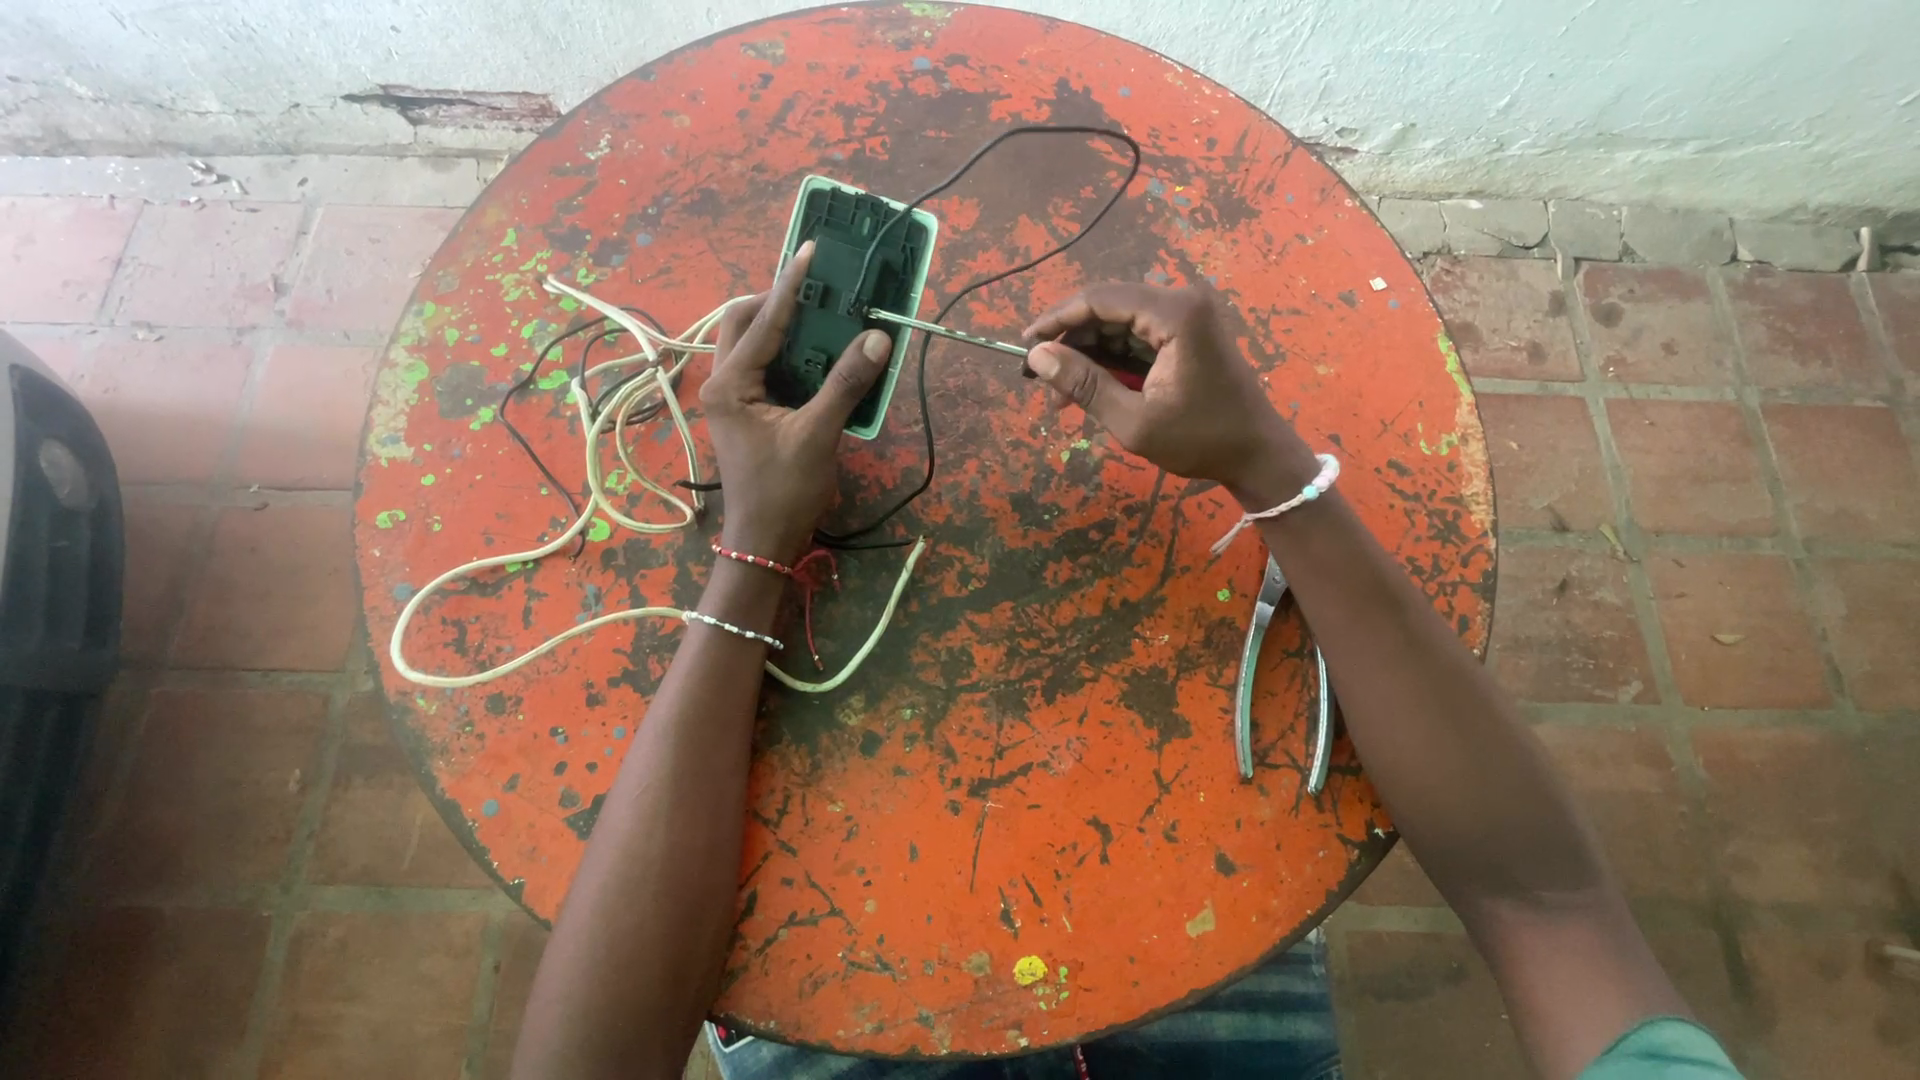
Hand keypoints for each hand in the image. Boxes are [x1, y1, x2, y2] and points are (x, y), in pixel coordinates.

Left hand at [702, 241, 891, 562]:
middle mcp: (722, 383)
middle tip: (814, 291)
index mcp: (730, 385)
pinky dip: (788, 352)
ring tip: (820, 314)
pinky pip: (763, 366)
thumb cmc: (784, 491)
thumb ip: (845, 385)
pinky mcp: (746, 411)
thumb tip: (877, 337)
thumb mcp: (818, 436)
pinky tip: (817, 353)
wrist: (765, 540)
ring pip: (748, 342)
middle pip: (740, 322)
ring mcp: (732, 398)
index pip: (762, 323)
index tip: (810, 251)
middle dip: (775, 300)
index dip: (790, 285)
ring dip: (781, 324)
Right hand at [1023, 283, 1316, 507]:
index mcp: (1175, 313)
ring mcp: (1187, 317)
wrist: (1257, 455)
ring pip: (1118, 325)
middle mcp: (1181, 301)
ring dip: (1086, 356)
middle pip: (1107, 309)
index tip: (1024, 346)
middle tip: (1035, 377)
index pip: (1099, 299)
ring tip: (1057, 395)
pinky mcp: (1186, 335)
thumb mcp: (1134, 420)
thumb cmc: (1200, 440)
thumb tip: (1036, 357)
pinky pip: (1136, 339)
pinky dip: (1109, 362)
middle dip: (1069, 342)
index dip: (1056, 320)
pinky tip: (1086, 390)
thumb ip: (1084, 385)